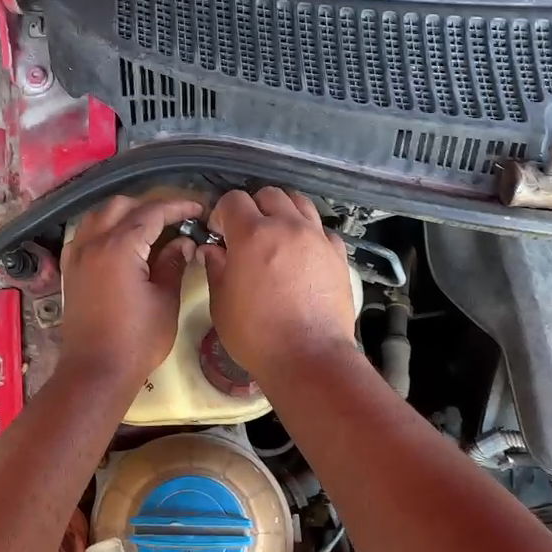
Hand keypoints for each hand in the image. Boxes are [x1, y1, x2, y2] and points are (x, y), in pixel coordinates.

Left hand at [59, 194, 204, 387]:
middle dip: (150, 205)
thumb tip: (183, 243)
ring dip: (124, 214)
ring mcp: (76, 256)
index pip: (152, 212)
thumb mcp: (164, 301)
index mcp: (119, 247)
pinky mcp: (70, 271)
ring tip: (148, 226)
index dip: (178, 206)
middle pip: (122, 206)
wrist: (96, 371)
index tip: (198, 210)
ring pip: (99, 216)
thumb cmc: (137, 340)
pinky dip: (104, 229)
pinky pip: (85, 235)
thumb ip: (173, 264)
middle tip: (175, 218)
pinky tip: (119, 243)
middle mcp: (93, 243)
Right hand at [200, 187, 356, 380]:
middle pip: (269, 195)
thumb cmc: (256, 334)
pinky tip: (302, 255)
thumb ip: (215, 269)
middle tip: (246, 234)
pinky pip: (322, 230)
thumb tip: (212, 250)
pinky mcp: (338, 255)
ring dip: (283, 213)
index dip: (222, 213)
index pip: (233, 200)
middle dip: (254, 208)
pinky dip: (309, 234)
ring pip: (300, 204)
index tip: (219, 234)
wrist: (308, 356)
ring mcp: (317, 238)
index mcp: (252, 234)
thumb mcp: (221, 304)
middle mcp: (287, 226)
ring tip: (276, 237)